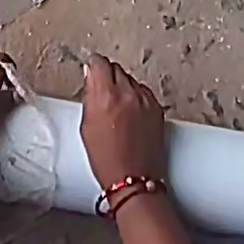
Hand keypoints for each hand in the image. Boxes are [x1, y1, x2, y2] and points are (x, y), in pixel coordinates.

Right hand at [80, 54, 166, 186]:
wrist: (134, 180)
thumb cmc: (107, 160)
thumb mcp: (86, 126)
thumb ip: (89, 96)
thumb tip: (91, 77)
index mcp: (105, 95)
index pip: (99, 63)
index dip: (94, 65)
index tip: (92, 69)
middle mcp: (127, 93)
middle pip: (116, 68)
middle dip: (108, 76)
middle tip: (103, 91)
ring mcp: (144, 100)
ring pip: (130, 79)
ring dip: (123, 86)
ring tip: (117, 107)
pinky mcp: (157, 108)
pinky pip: (143, 92)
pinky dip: (136, 97)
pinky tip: (131, 113)